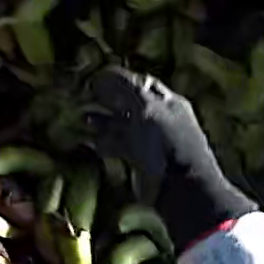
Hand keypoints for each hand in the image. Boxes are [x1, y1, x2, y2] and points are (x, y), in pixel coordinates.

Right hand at [89, 66, 256, 249]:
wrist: (181, 189)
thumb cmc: (166, 143)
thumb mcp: (146, 108)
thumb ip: (126, 88)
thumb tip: (102, 74)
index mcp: (167, 102)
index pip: (139, 83)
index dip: (116, 79)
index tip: (93, 80)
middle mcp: (159, 118)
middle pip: (128, 102)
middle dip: (106, 99)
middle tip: (83, 97)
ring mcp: (150, 140)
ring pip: (121, 124)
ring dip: (101, 120)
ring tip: (82, 117)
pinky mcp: (141, 161)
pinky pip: (119, 145)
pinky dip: (103, 141)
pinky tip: (89, 140)